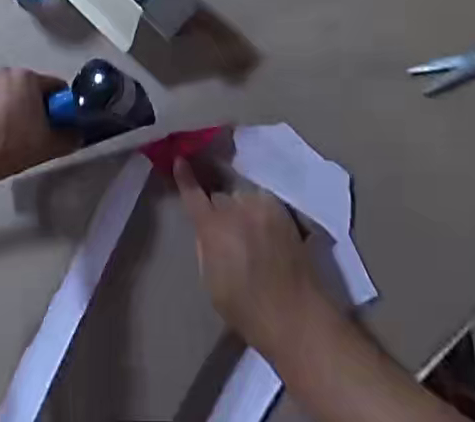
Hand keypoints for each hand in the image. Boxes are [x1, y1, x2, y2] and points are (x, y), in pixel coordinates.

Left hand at [0, 68, 78, 188]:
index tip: (57, 130)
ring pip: (14, 100)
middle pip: (35, 92)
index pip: (59, 88)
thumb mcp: (46, 147)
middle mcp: (6, 73)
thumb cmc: (4, 145)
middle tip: (37, 140)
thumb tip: (76, 134)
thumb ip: (69, 138)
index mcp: (27, 77)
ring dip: (20, 117)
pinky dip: (0, 120)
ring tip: (13, 146)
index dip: (64, 110)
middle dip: (40, 114)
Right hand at [174, 159, 331, 353]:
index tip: (179, 160)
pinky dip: (259, 210)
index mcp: (213, 227)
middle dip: (218, 207)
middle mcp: (236, 208)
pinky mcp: (283, 210)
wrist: (295, 314)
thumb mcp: (210, 280)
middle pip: (220, 196)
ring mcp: (262, 206)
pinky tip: (266, 230)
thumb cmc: (245, 308)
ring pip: (243, 197)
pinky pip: (263, 201)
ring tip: (249, 231)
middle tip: (224, 228)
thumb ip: (205, 246)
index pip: (193, 194)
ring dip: (241, 208)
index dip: (185, 177)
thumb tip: (205, 228)